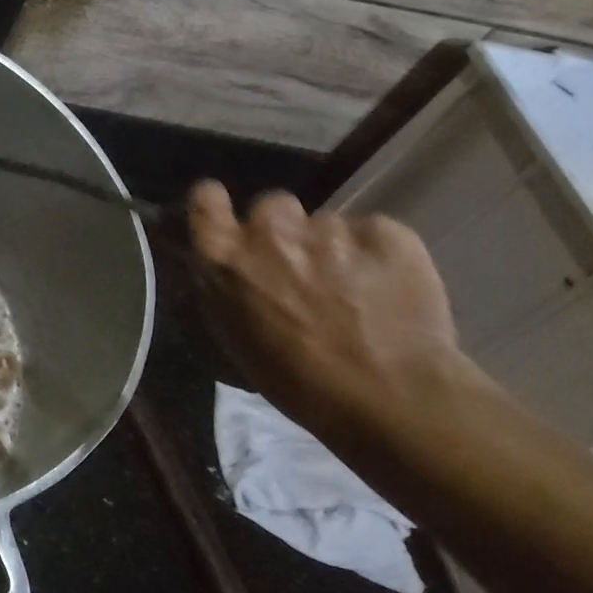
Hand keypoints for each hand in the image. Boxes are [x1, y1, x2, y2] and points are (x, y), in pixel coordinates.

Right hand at [187, 181, 461, 443]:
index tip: (225, 222)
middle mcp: (270, 231)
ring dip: (328, 246)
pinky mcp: (386, 230)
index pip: (204, 199)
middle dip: (278, 230)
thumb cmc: (294, 378)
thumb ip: (219, 286)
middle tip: (295, 266)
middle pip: (269, 206)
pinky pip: (371, 232)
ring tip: (350, 286)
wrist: (388, 394)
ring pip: (323, 222)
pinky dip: (374, 253)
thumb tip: (216, 266)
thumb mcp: (230, 334)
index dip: (215, 207)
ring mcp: (330, 227)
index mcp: (224, 258)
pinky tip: (384, 288)